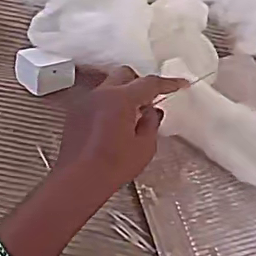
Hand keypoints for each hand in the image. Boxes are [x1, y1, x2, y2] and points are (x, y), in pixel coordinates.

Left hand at [51, 69, 185, 201]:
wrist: (79, 180)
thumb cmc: (111, 166)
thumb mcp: (144, 147)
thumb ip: (151, 123)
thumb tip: (152, 113)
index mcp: (120, 99)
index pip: (149, 83)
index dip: (168, 83)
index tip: (178, 84)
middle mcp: (100, 95)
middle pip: (125, 75)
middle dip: (140, 84)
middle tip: (150, 102)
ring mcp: (85, 102)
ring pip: (109, 86)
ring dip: (123, 94)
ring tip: (131, 118)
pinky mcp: (76, 113)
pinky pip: (96, 100)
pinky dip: (108, 105)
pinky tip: (113, 125)